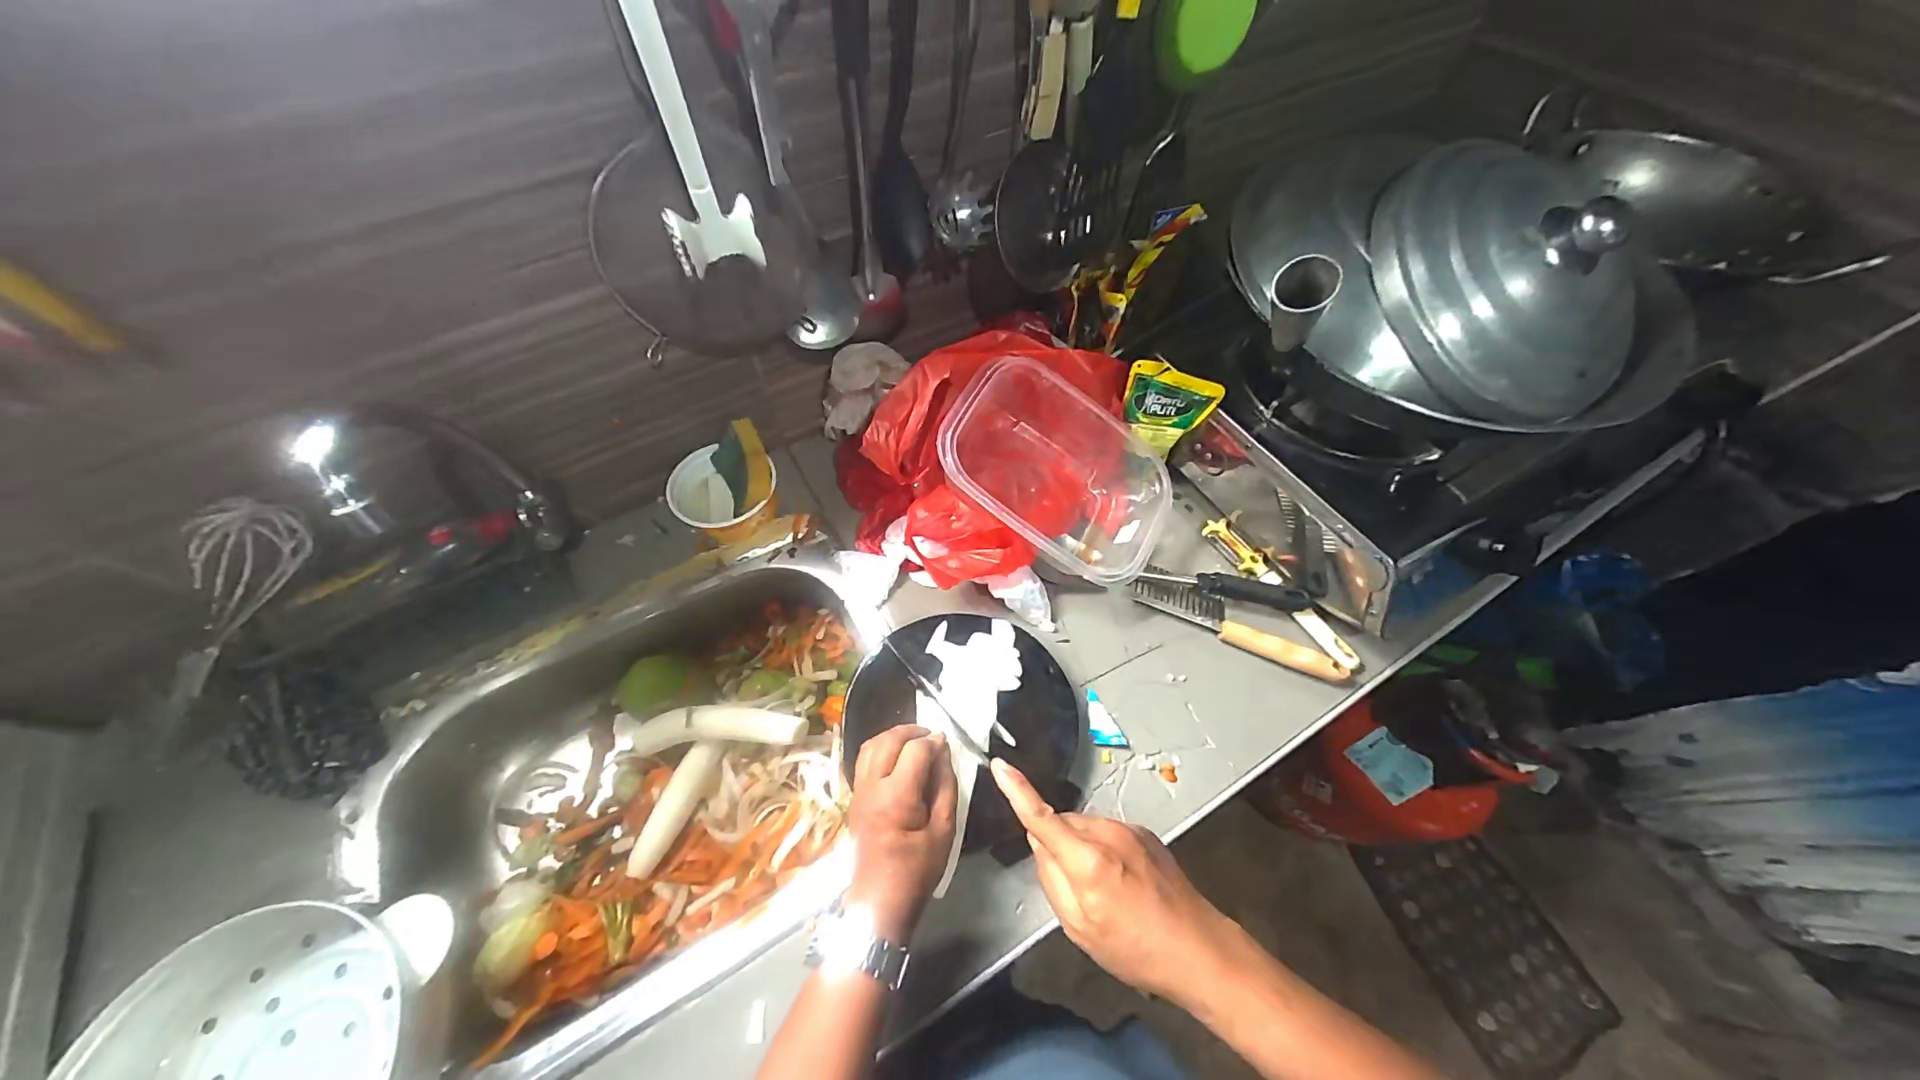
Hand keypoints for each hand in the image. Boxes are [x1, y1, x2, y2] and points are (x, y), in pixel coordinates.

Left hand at [845, 725, 957, 939]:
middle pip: (887, 740)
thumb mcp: (944, 830)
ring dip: (892, 737)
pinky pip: (863, 761)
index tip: (947, 743)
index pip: (915, 750)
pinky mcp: (854, 799)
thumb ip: (945, 786)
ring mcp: (858, 792)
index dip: (933, 741)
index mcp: (896, 796)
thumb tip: (943, 753)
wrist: (879, 903)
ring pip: (870, 746)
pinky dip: (880, 750)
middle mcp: (872, 787)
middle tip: (930, 735)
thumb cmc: (917, 871)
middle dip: (910, 731)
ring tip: (913, 742)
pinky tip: (897, 759)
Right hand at [990, 758, 1239, 1005]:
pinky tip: (1122, 881)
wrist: (1199, 948)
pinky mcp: (1144, 832)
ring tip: (1105, 890)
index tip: (1000, 766)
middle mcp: (1109, 834)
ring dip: (1082, 848)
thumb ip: (1051, 880)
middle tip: (1074, 888)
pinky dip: (1103, 848)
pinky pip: (1107, 832)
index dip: (1017, 791)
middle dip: (1058, 845)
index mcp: (1088, 862)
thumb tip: (1039, 843)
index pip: (1041, 817)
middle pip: (1063, 824)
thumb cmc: (1136, 949)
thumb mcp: (1080, 928)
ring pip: (1084, 827)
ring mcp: (1130, 830)